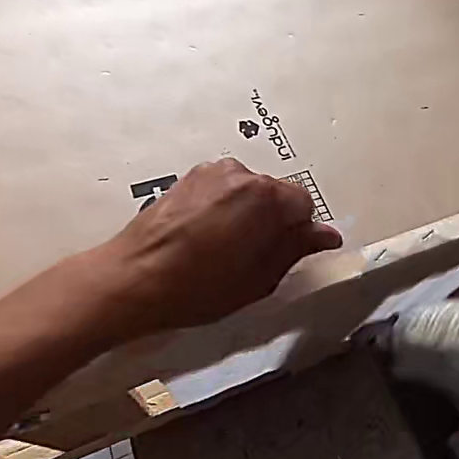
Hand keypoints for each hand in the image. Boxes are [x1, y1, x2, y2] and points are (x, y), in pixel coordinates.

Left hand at [81, 158, 342, 336]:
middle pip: (275, 194)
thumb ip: (296, 248)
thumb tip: (327, 234)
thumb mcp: (258, 278)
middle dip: (272, 221)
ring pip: (247, 191)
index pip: (304, 204)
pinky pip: (221, 190)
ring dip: (246, 213)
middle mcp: (241, 173)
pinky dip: (223, 208)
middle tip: (252, 258)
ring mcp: (210, 171)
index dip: (298, 233)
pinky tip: (204, 237)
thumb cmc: (199, 287)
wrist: (131, 280)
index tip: (281, 256)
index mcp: (265, 195)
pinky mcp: (187, 177)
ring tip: (223, 249)